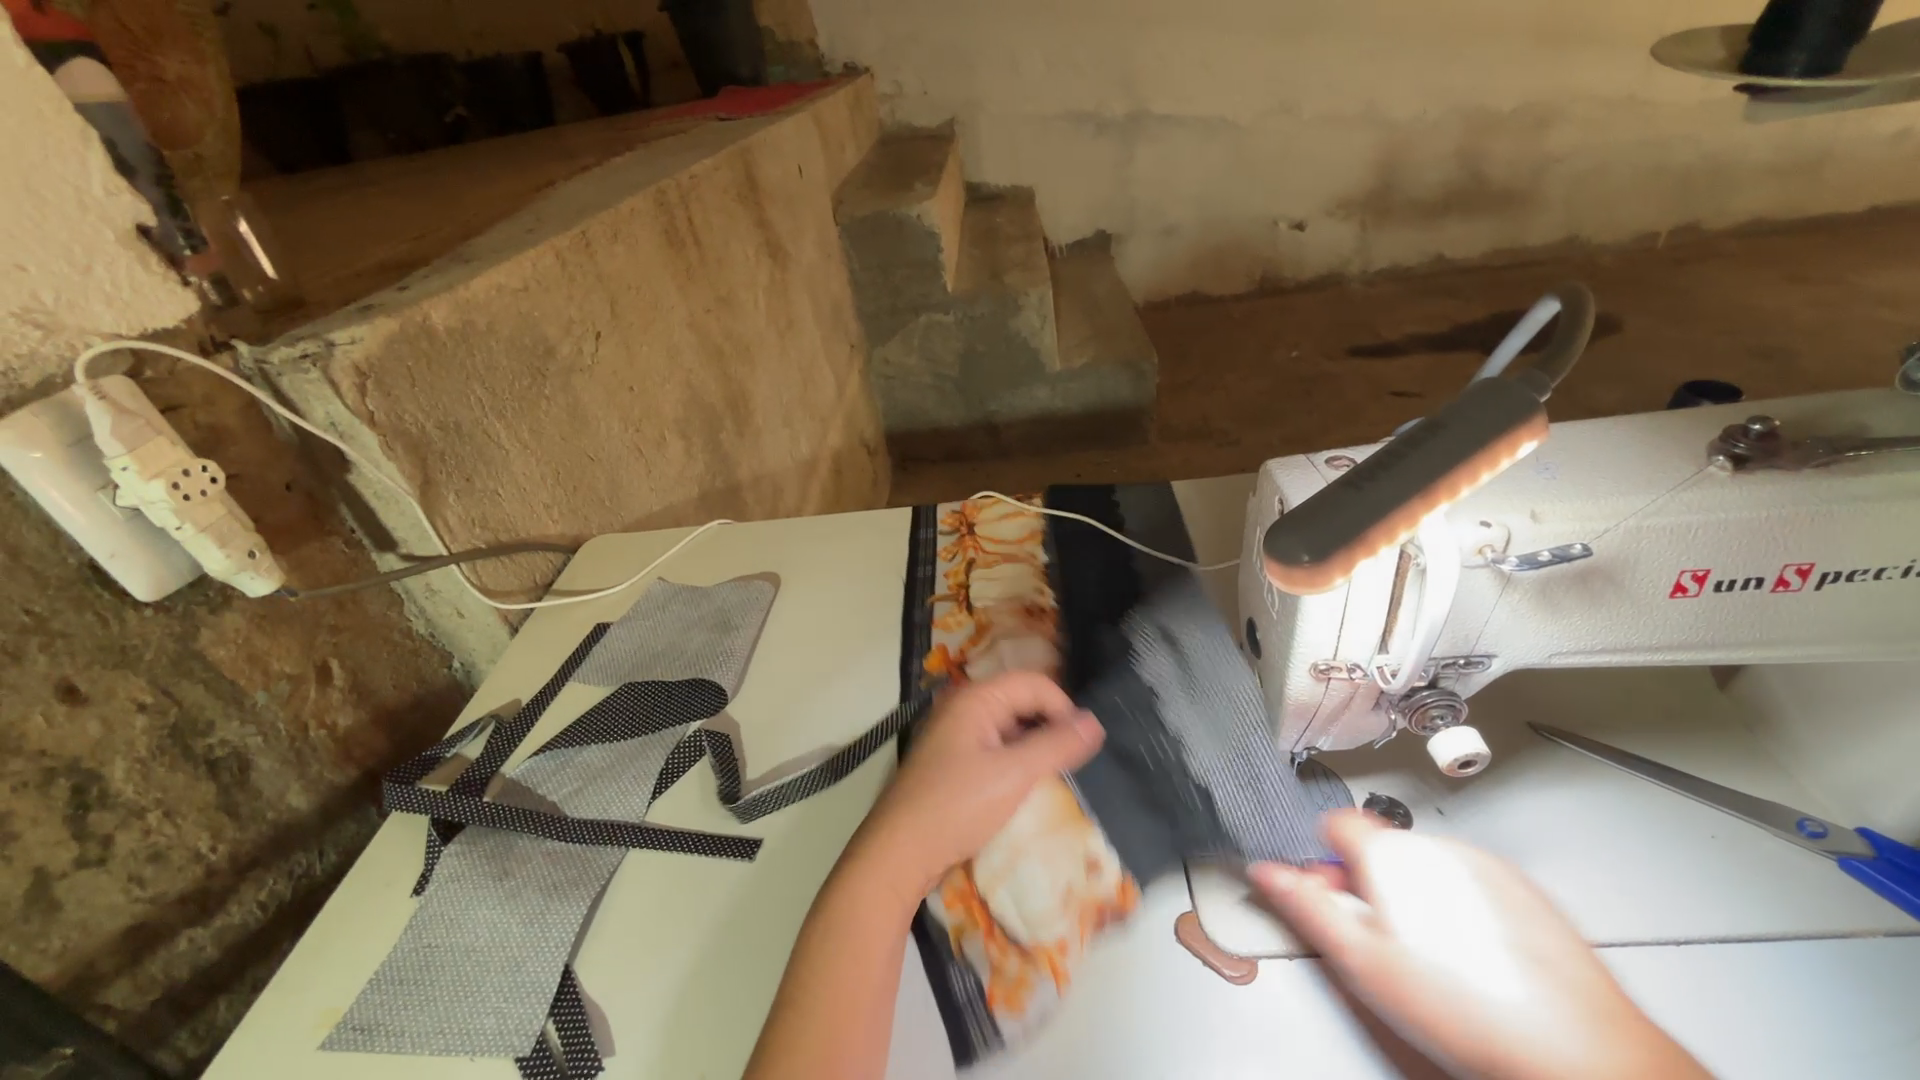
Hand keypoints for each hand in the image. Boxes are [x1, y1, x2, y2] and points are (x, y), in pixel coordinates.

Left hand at [849, 671, 1104, 903]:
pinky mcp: (953, 764)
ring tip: (1056, 777)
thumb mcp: (1013, 775)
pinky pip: (995, 750)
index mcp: (975, 699)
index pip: (1034, 683)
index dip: (1063, 708)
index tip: (1083, 745)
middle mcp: (963, 709)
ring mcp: (955, 737)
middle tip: (1074, 762)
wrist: (898, 854)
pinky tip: (1027, 789)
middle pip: (1021, 702)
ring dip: (1035, 748)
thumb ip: (1056, 745)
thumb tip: (1095, 722)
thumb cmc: (956, 807)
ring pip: (1010, 729)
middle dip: (1051, 726)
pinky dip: (1016, 763)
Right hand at [1250, 811, 1709, 1079]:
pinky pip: (1472, 883)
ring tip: (1432, 956)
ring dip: (1416, 895)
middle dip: (1369, 883)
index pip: (1335, 823)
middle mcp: (1439, 846)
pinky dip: (1461, 908)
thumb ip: (1306, 906)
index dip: (1323, 860)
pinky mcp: (1525, 891)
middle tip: (1378, 940)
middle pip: (1382, 848)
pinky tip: (1473, 958)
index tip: (1331, 895)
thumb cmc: (1465, 1008)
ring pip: (1427, 866)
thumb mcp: (1360, 962)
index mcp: (1392, 854)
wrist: (1579, 1049)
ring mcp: (1487, 866)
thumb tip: (1267, 872)